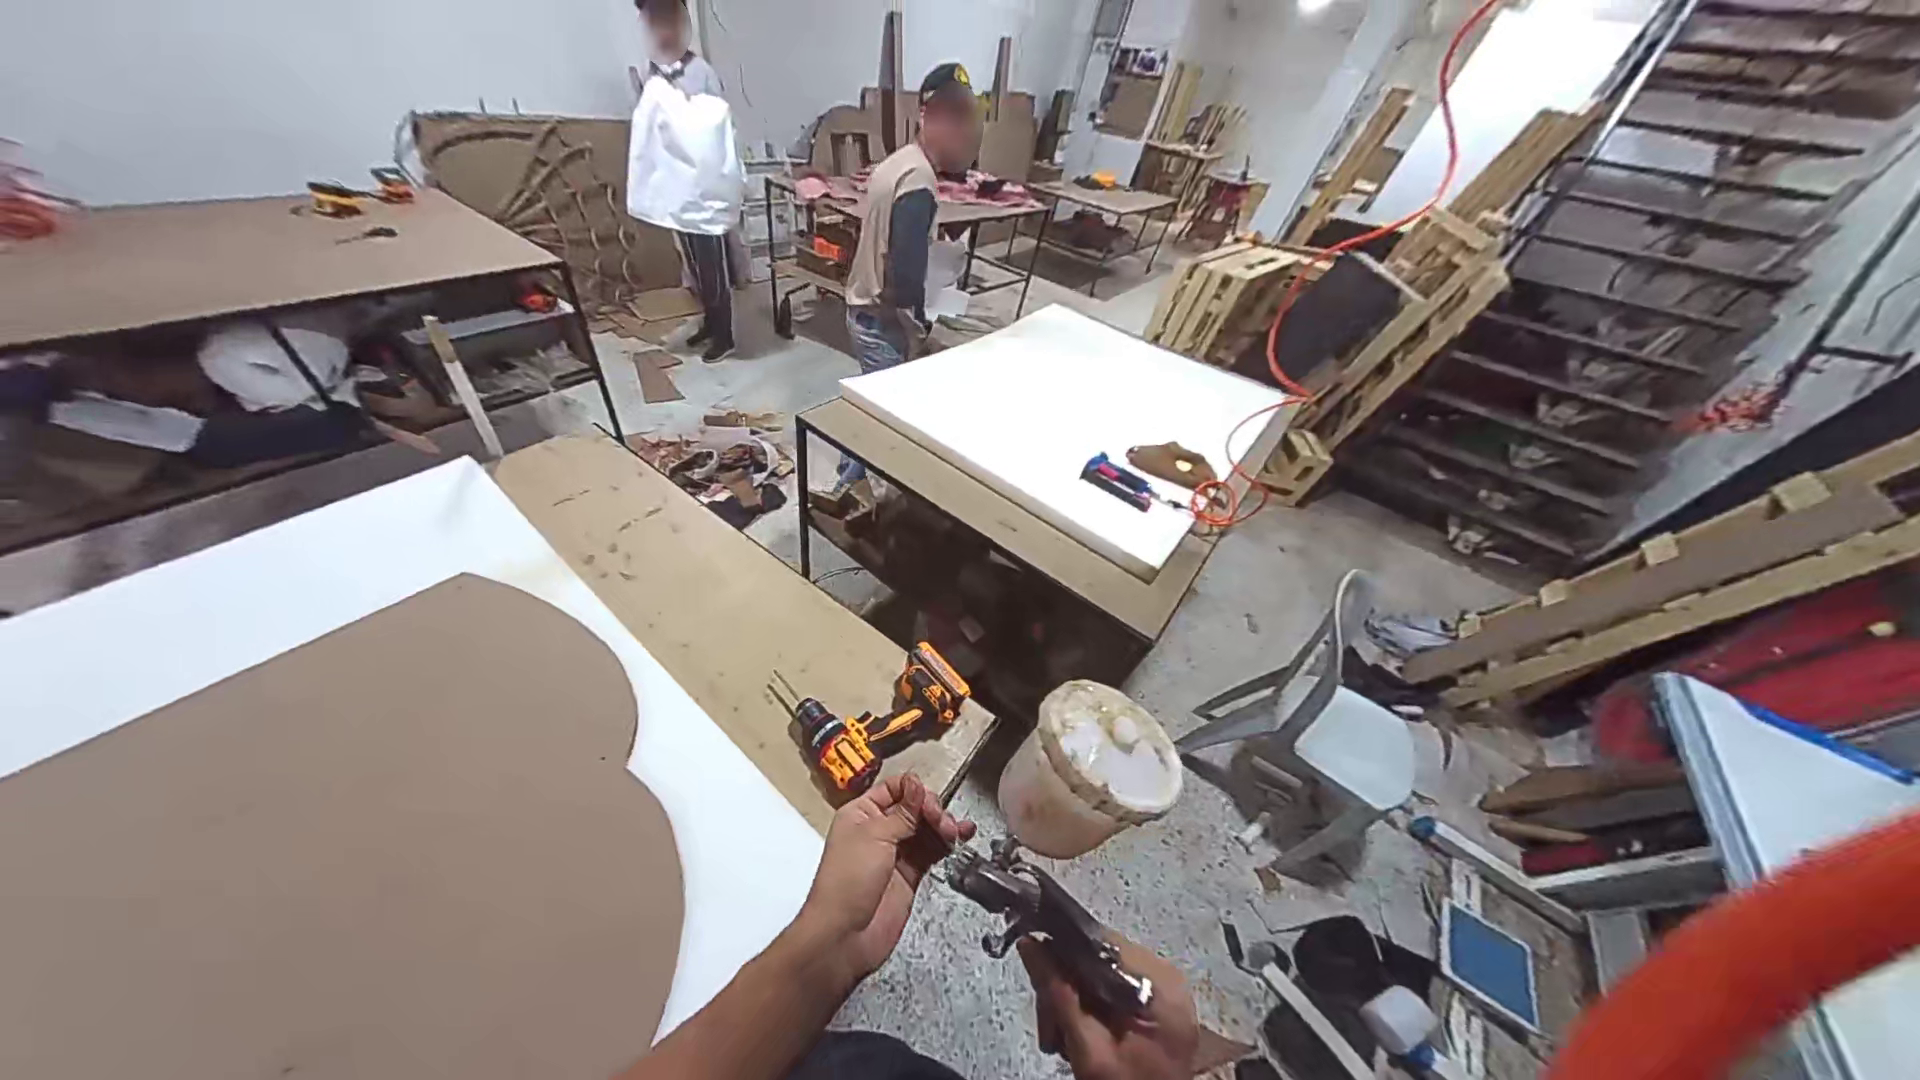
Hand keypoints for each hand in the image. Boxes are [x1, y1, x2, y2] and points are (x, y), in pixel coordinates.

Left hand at [797, 773, 975, 984]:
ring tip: (953, 831)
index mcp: (862, 813)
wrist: (845, 936)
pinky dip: (947, 842)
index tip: (927, 801)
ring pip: (926, 827)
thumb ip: (903, 812)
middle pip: (914, 806)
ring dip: (943, 824)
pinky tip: (961, 836)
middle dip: (931, 808)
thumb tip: (917, 785)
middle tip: (939, 820)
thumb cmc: (847, 883)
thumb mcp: (875, 836)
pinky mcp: (910, 873)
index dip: (914, 790)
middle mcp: (879, 829)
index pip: (894, 788)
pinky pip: (932, 850)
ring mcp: (896, 852)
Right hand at [1019, 935, 1198, 1079]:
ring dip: (1072, 996)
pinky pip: (1109, 980)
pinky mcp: (1155, 996)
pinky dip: (1088, 1001)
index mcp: (1158, 983)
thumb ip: (1060, 995)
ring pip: (1098, 967)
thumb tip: (1029, 943)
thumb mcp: (1090, 1053)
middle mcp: (1164, 972)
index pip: (1098, 943)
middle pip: (1096, 955)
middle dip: (1064, 985)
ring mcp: (1162, 984)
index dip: (1062, 954)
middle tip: (1049, 1028)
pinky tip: (1077, 1030)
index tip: (1038, 981)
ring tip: (1058, 1036)